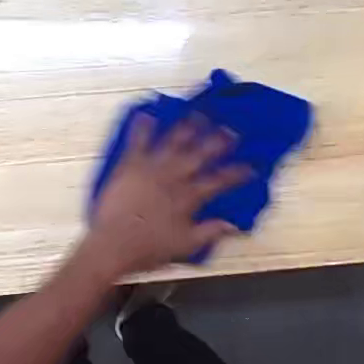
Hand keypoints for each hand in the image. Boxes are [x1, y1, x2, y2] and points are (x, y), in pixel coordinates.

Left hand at [77, 114, 253, 280]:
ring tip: (198, 114)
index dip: (237, 173)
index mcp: (188, 197)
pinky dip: (142, 127)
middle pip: (199, 155)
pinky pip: (137, 142)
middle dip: (217, 141)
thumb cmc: (148, 249)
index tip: (251, 167)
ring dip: (186, 127)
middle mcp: (172, 177)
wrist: (112, 245)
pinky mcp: (129, 166)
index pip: (219, 181)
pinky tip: (147, 114)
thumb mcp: (185, 245)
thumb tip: (234, 225)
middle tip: (230, 130)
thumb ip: (210, 232)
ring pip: (172, 142)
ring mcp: (150, 168)